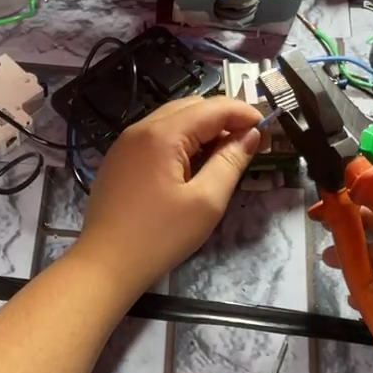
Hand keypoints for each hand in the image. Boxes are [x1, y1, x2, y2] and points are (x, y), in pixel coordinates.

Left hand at [71, 97, 262, 292]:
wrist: (105, 264)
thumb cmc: (159, 237)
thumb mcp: (206, 202)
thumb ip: (230, 162)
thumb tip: (250, 135)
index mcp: (163, 134)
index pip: (213, 108)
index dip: (244, 114)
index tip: (268, 130)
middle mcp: (140, 129)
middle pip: (191, 107)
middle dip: (223, 119)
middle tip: (247, 145)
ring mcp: (124, 144)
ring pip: (172, 121)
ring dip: (201, 130)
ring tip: (222, 156)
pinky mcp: (117, 161)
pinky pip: (154, 138)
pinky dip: (179, 142)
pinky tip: (190, 166)